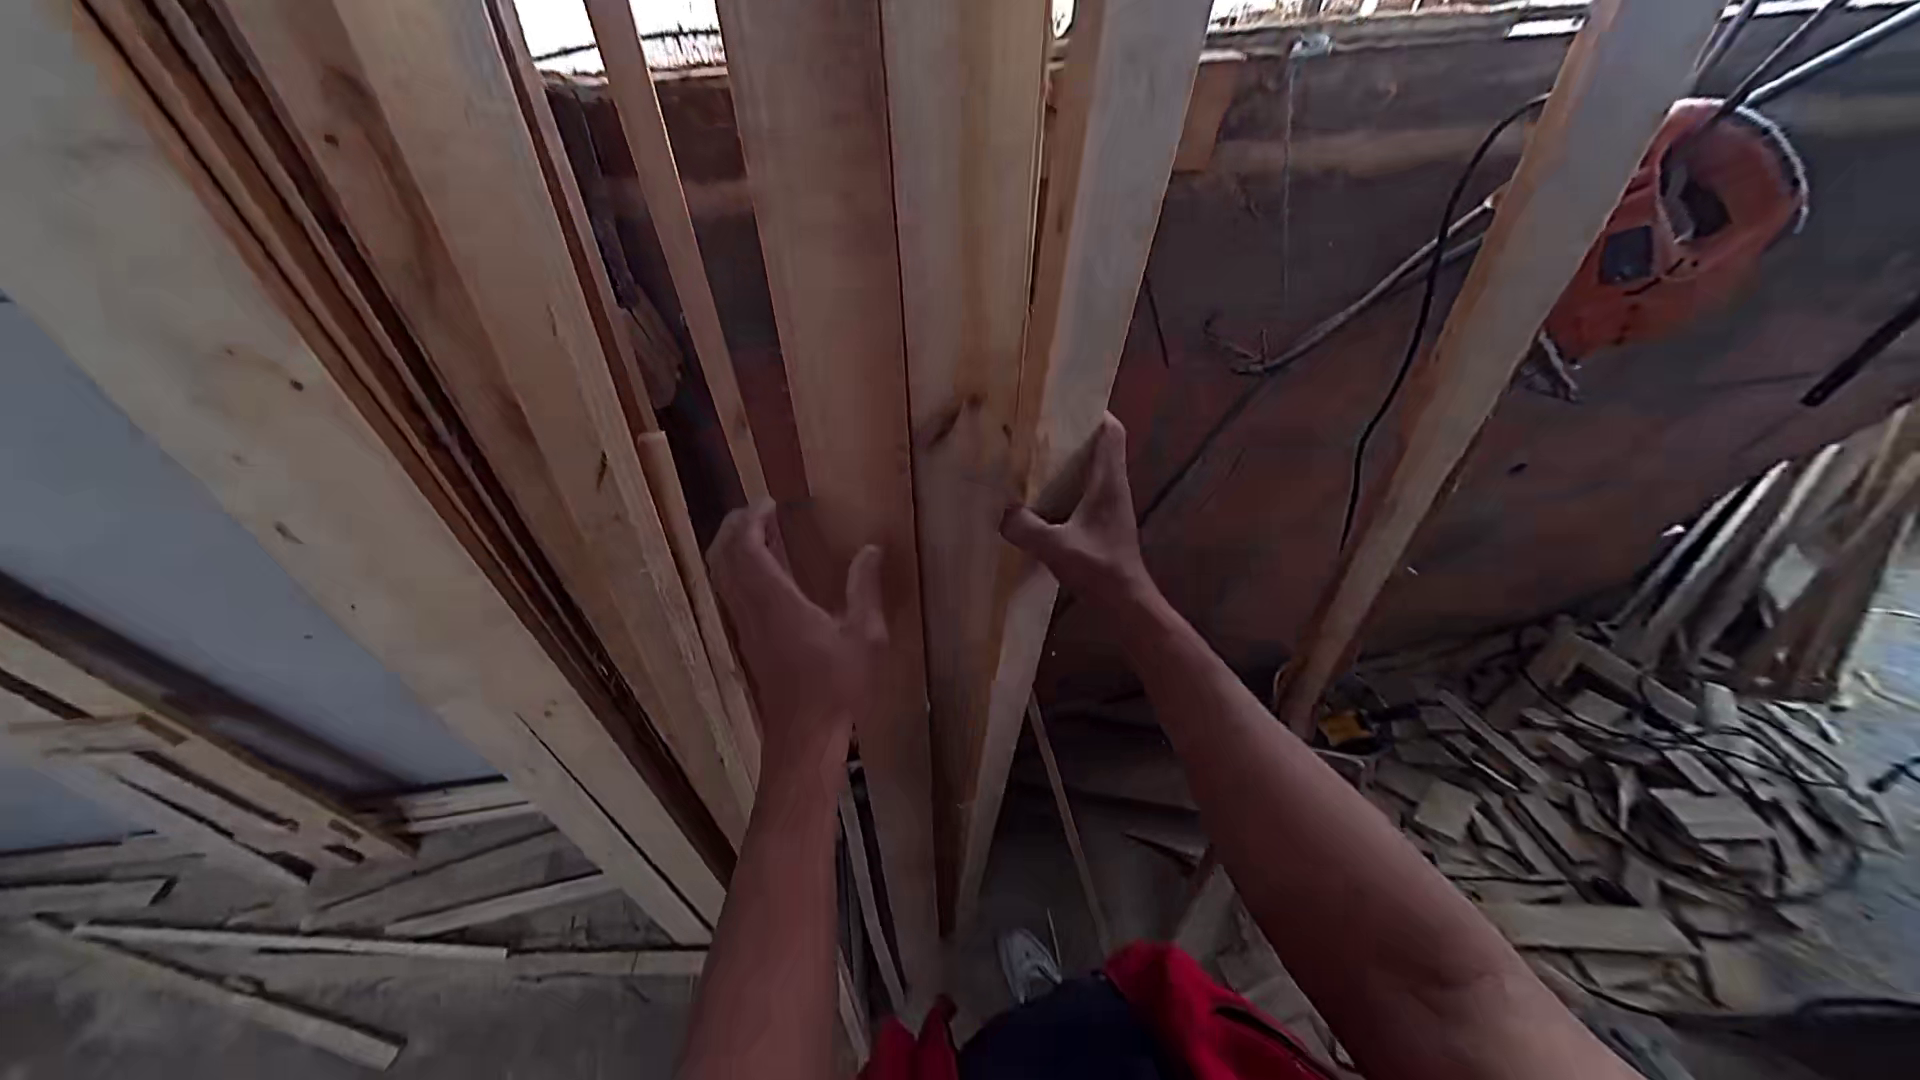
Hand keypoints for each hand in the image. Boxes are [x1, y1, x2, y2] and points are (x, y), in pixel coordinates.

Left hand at [707, 502, 885, 781]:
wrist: (804, 736)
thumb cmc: (838, 686)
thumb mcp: (865, 636)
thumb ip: (865, 589)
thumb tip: (871, 550)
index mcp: (776, 603)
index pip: (745, 548)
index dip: (751, 519)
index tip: (770, 502)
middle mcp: (751, 611)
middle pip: (722, 558)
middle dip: (734, 527)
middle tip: (760, 511)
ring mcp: (746, 628)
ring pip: (722, 577)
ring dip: (734, 548)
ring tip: (761, 532)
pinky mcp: (749, 642)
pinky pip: (732, 593)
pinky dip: (739, 569)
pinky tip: (768, 573)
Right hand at [1000, 413, 1156, 610]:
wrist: (1126, 603)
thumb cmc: (1099, 570)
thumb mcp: (1055, 548)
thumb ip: (1025, 528)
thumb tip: (1002, 514)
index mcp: (1108, 484)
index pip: (1112, 433)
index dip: (1094, 413)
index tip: (1066, 405)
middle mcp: (1114, 489)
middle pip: (1101, 448)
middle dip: (1074, 435)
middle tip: (1040, 431)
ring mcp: (1112, 507)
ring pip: (1093, 471)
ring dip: (1070, 463)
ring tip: (1036, 459)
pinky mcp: (1105, 524)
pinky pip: (1087, 493)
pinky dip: (1068, 488)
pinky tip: (1043, 499)